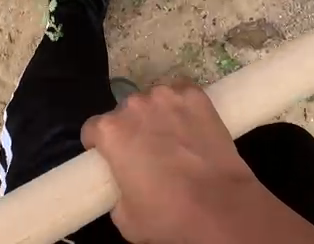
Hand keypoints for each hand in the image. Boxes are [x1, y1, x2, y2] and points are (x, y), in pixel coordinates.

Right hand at [80, 80, 269, 243]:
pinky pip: (180, 95)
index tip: (110, 158)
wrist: (220, 206)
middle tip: (148, 154)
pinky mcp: (194, 93)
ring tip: (175, 141)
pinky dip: (183, 108)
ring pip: (153, 101)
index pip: (93, 129)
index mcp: (111, 131)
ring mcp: (166, 95)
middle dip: (132, 130)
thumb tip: (123, 184)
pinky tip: (192, 127)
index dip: (99, 145)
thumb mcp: (125, 219)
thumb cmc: (169, 216)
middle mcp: (134, 105)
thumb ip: (115, 192)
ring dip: (157, 116)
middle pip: (125, 113)